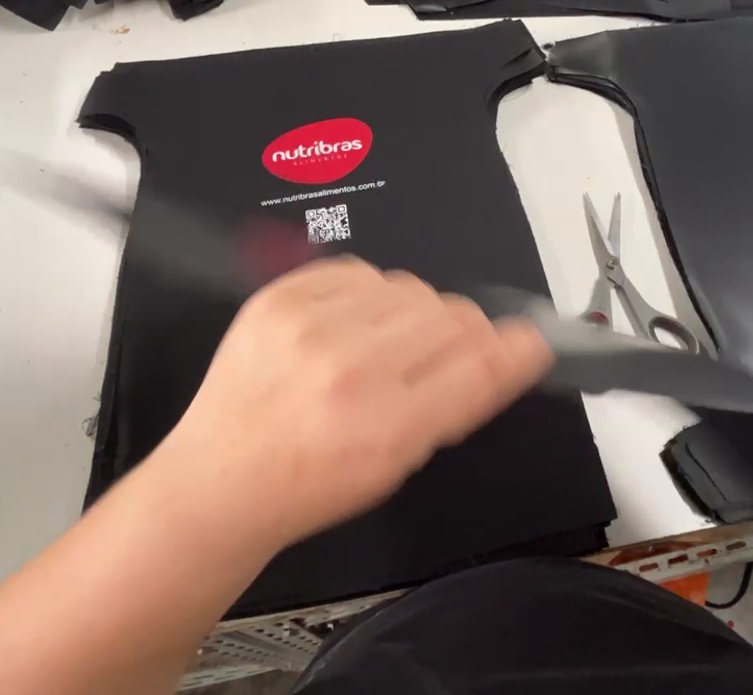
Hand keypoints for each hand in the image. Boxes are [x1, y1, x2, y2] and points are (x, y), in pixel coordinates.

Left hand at [149, 258, 553, 551]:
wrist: (222, 478)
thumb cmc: (309, 484)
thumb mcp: (396, 465)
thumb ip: (455, 404)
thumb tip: (506, 353)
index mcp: (385, 426)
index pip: (482, 365)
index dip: (519, 348)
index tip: (531, 340)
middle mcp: (348, 368)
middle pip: (451, 315)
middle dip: (462, 333)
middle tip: (443, 354)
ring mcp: (309, 325)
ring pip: (410, 287)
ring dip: (414, 313)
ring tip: (386, 344)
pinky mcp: (279, 297)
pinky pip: (358, 269)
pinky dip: (367, 294)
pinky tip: (350, 324)